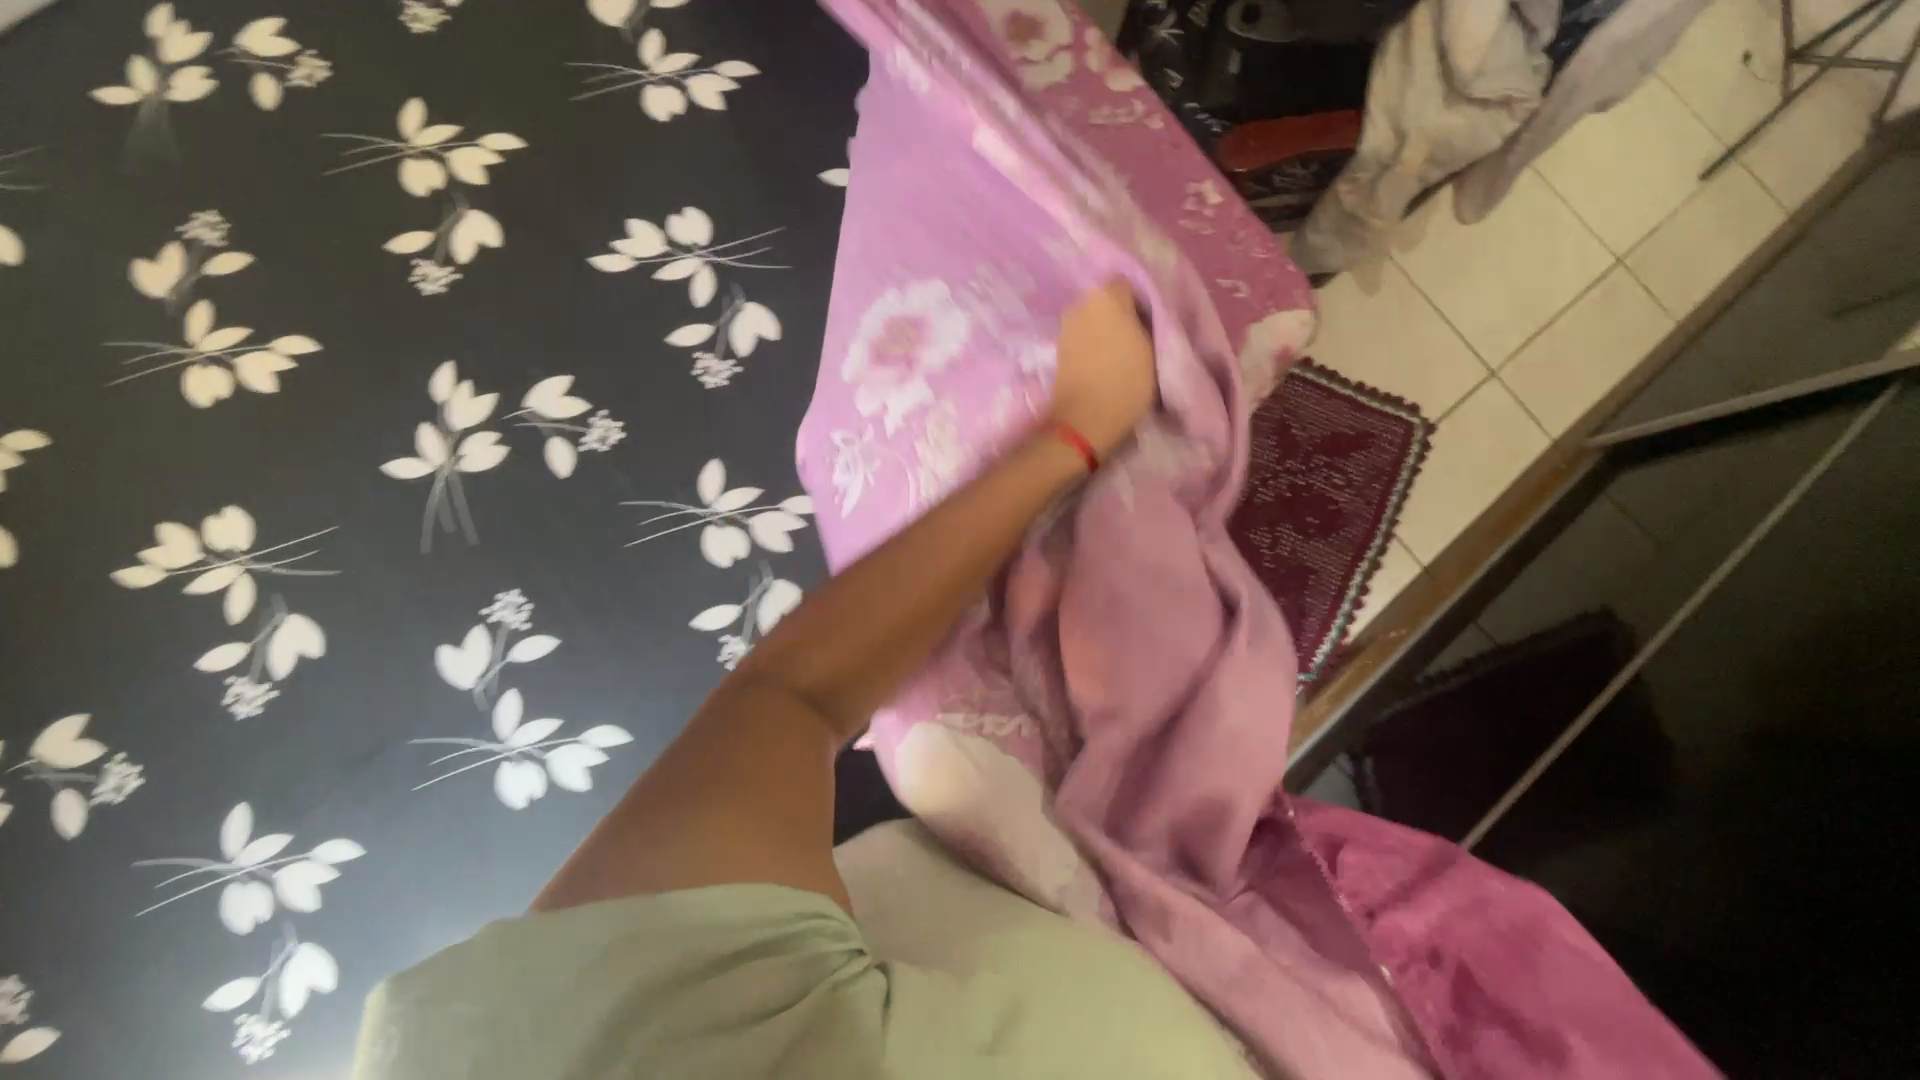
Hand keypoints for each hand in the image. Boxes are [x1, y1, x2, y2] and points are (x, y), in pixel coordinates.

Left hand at [1050, 279, 1156, 457]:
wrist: (1085, 418)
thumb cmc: (1126, 381)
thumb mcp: (1153, 348)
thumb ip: (1145, 322)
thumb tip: (1140, 317)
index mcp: (1106, 295)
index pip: (1128, 284)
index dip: (1140, 301)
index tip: (1150, 322)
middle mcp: (1080, 302)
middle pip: (1106, 300)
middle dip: (1120, 313)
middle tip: (1137, 336)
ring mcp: (1065, 325)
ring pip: (1092, 318)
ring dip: (1104, 329)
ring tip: (1119, 353)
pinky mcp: (1058, 347)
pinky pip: (1082, 336)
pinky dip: (1092, 343)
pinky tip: (1102, 362)